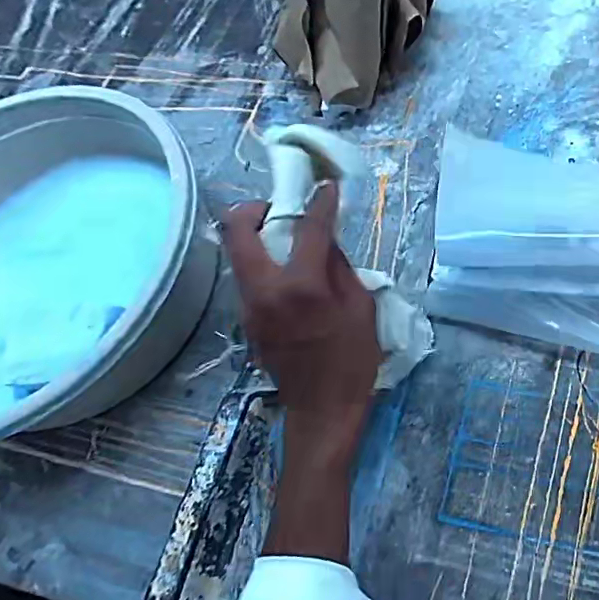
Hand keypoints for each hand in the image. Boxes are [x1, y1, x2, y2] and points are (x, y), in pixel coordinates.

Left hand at [221, 182, 380, 562]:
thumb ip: (340, 267)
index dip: (320, 202)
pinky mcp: (247, 322)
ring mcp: (249, 308)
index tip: (326, 188)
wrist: (322, 411)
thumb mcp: (361, 310)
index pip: (308, 228)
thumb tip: (325, 239)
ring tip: (285, 242)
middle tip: (279, 209)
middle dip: (253, 208)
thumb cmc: (352, 363)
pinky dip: (262, 265)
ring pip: (237, 255)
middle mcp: (265, 291)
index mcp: (302, 287)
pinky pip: (248, 279)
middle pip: (237, 230)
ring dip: (256, 237)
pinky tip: (287, 277)